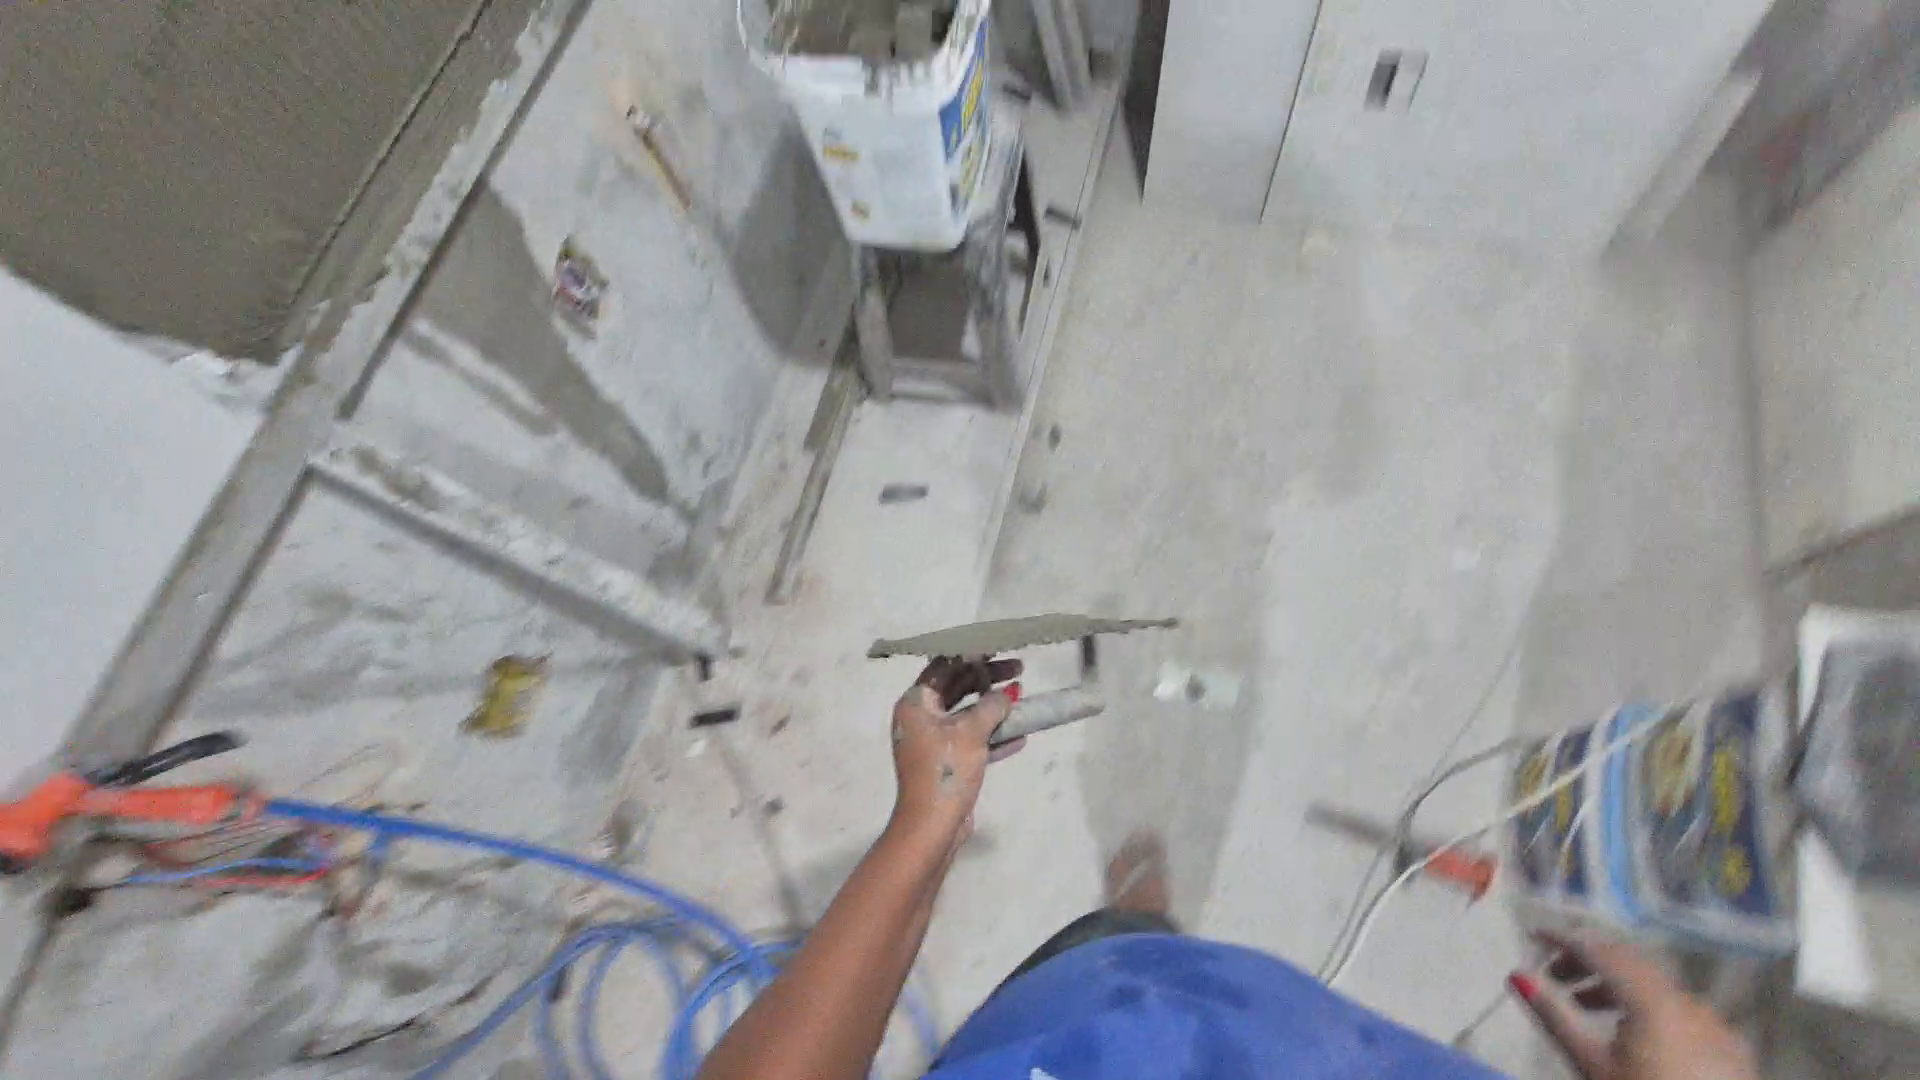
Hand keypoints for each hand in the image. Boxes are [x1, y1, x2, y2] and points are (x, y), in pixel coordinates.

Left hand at [888, 657, 1023, 847]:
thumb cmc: (945, 770)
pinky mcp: (947, 763)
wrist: (932, 827)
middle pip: (957, 687)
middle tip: (1019, 669)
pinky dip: (993, 736)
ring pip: (967, 714)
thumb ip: (992, 706)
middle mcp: (920, 718)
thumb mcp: (972, 732)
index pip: (943, 666)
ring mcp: (933, 742)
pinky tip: (1021, 736)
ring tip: (1023, 696)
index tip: (998, 648)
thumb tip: (1007, 694)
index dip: (971, 654)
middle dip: (988, 679)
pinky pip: (972, 740)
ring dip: (994, 707)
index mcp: (916, 703)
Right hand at [1510, 936, 1758, 1079]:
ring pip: (1653, 983)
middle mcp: (1686, 1002)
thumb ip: (1552, 1015)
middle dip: (1586, 960)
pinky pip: (1678, 1006)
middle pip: (1627, 960)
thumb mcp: (1590, 1064)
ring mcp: (1714, 1025)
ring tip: (1583, 1005)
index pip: (1598, 952)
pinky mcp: (1729, 1047)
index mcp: (1652, 1002)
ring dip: (1613, 982)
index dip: (1563, 940)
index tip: (1533, 937)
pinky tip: (1630, 1028)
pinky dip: (1644, 1002)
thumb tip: (1516, 975)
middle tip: (1554, 975)